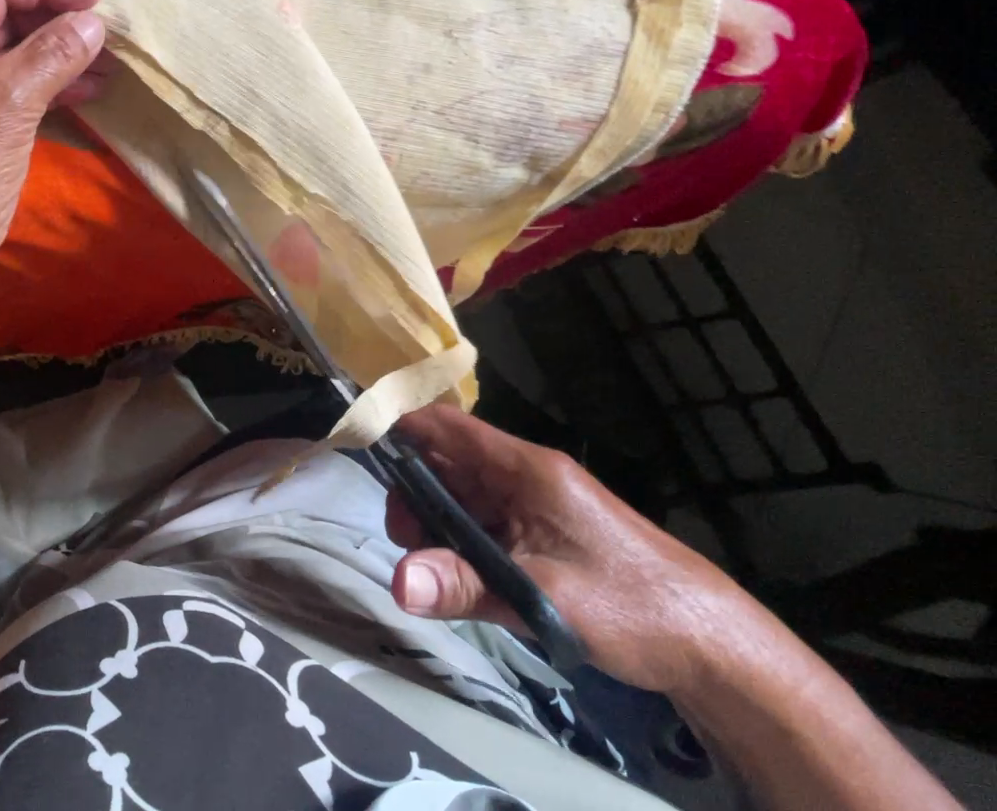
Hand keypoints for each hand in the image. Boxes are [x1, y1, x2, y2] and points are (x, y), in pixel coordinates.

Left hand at [0, 0, 107, 281]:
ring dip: (63, 52)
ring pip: (18, 50)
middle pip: (7, 15)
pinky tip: (93, 85)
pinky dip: (55, 81)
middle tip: (106, 29)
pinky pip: (21, 81)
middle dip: (58, 19)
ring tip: (109, 60)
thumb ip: (52, 53)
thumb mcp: (10, 101)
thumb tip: (93, 21)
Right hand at [384, 404, 768, 694]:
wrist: (714, 649)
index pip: (447, 426)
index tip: (358, 443)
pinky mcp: (540, 535)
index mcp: (527, 471)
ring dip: (434, 523)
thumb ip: (464, 585)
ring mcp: (533, 507)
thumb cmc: (633, 605)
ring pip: (460, 496)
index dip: (399, 423)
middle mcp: (525, 479)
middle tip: (405, 540)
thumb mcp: (542, 596)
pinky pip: (481, 524)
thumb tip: (396, 582)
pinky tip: (459, 576)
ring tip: (433, 567)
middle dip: (411, 493)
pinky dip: (458, 542)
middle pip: (445, 462)